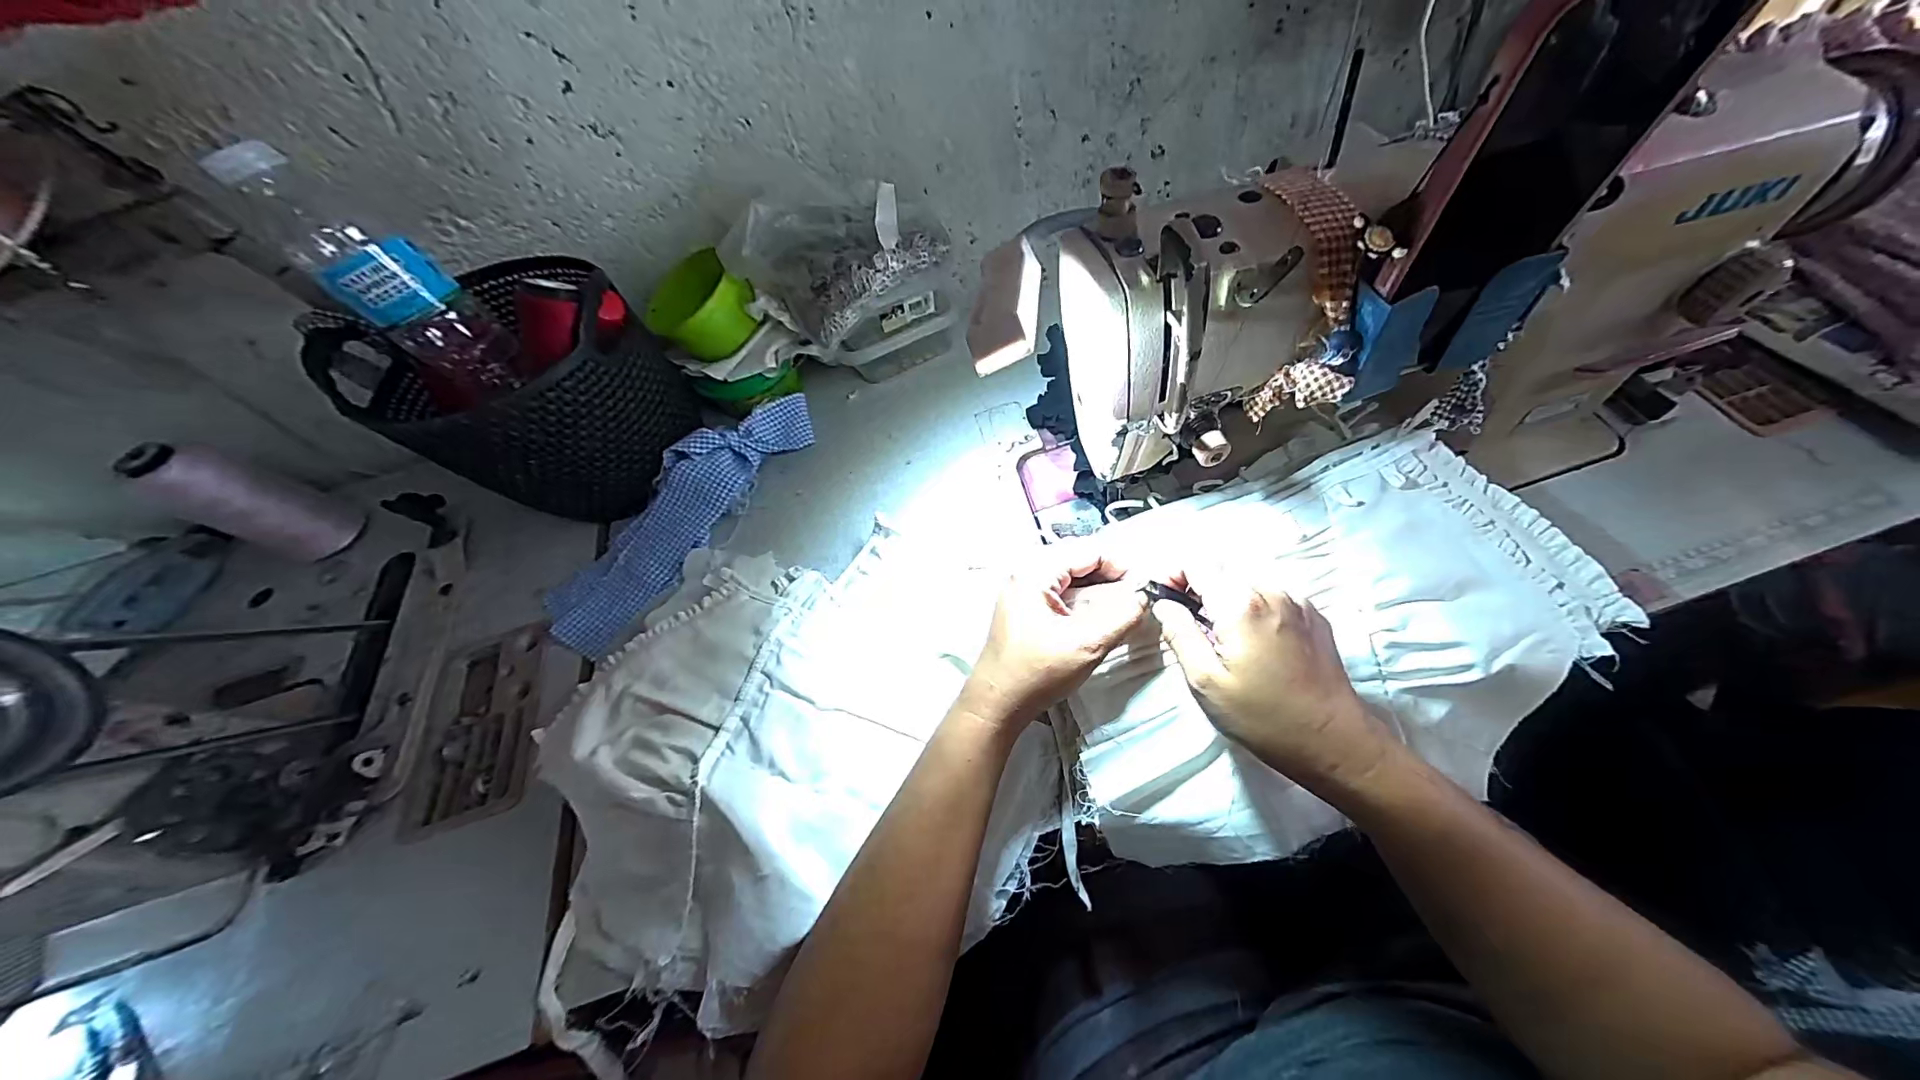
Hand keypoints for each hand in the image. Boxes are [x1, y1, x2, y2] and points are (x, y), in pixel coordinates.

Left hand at [958, 545, 1149, 729]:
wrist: (997, 703)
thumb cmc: (1036, 674)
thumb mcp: (1087, 645)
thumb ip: (1122, 616)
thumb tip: (1145, 595)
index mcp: (1034, 573)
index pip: (1087, 550)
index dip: (1119, 565)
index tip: (1143, 586)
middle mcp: (1025, 574)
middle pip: (1078, 560)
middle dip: (1110, 576)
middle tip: (1135, 596)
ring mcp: (1023, 591)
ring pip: (1071, 577)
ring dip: (1098, 589)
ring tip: (1123, 607)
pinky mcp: (1025, 609)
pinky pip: (1061, 593)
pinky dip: (1083, 600)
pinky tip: (1100, 617)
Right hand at [1153, 568, 1402, 791]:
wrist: (1333, 740)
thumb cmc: (1262, 716)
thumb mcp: (1206, 682)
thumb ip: (1180, 635)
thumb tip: (1164, 606)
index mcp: (1241, 605)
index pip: (1197, 564)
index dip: (1173, 575)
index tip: (1165, 600)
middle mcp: (1272, 592)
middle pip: (1222, 571)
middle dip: (1199, 589)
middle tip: (1189, 625)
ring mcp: (1297, 603)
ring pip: (1247, 584)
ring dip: (1226, 600)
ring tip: (1222, 638)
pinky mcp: (1314, 617)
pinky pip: (1272, 598)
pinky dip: (1253, 609)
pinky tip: (1254, 643)